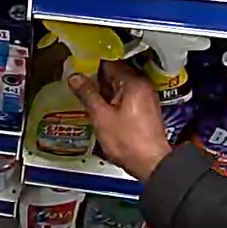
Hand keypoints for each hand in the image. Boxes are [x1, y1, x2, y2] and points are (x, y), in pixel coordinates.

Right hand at [70, 62, 172, 180]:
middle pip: (115, 74)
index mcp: (133, 83)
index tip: (76, 67)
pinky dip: (113, 99)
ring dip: (104, 90)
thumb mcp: (101, 117)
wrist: (152, 164)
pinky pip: (126, 97)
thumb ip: (87, 94)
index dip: (91, 65)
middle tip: (77, 83)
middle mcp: (142, 86)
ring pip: (120, 86)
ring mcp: (145, 98)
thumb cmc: (128, 141)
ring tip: (85, 95)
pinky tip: (101, 107)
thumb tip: (74, 77)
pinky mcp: (145, 110)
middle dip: (96, 78)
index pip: (109, 63)